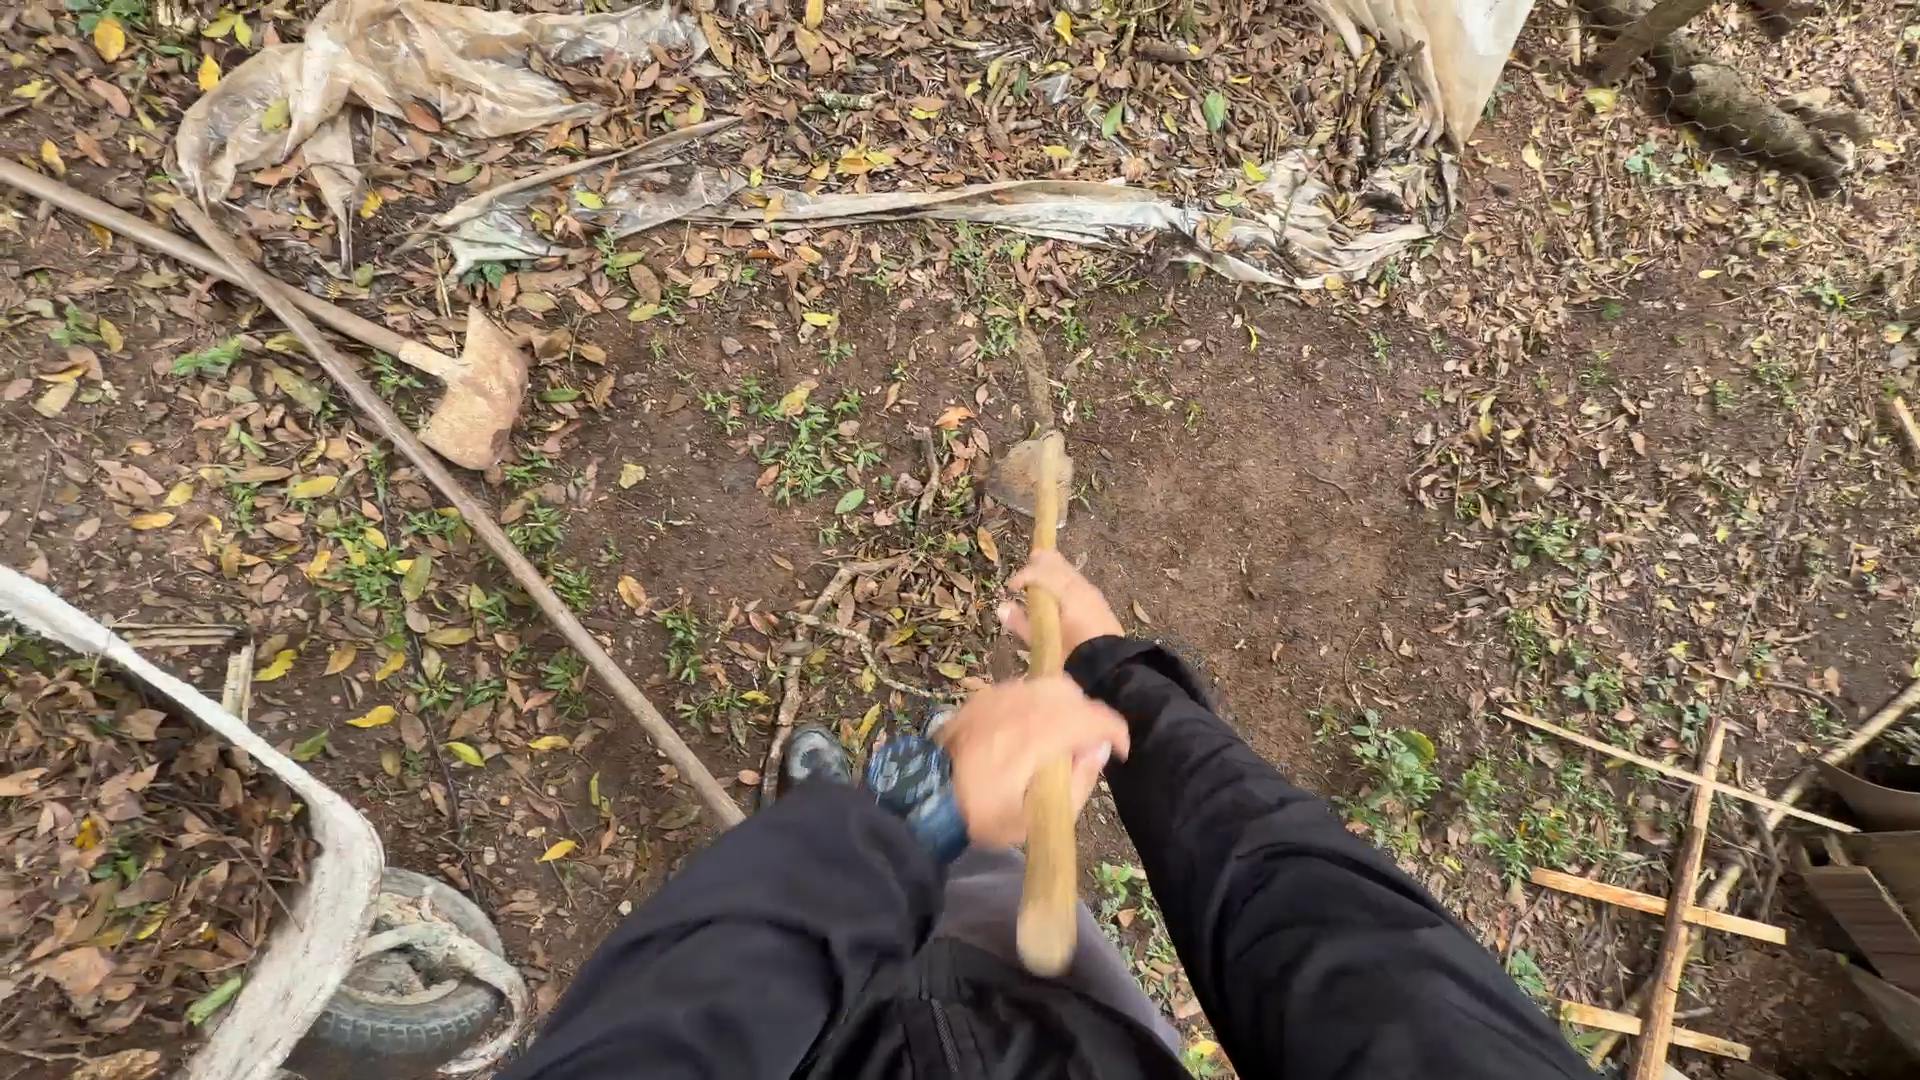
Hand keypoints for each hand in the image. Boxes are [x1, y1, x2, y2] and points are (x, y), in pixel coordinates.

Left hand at [936, 676, 1129, 846]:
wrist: (926, 793)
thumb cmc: (983, 813)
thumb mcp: (1037, 818)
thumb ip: (1078, 781)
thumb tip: (1099, 749)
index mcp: (1037, 735)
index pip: (1093, 716)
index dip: (1116, 731)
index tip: (1119, 752)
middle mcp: (1021, 705)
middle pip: (1072, 692)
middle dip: (1088, 715)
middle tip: (1085, 745)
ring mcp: (999, 695)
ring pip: (1048, 684)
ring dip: (1064, 705)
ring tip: (1059, 736)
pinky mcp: (984, 695)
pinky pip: (1024, 687)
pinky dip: (1038, 702)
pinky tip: (1031, 729)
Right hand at [997, 549, 1124, 657]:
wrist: (1108, 665)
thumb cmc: (1071, 653)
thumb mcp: (1043, 640)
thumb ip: (1022, 623)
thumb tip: (1002, 607)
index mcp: (1066, 593)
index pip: (1041, 574)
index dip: (1024, 576)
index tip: (1011, 587)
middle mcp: (1079, 587)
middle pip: (1057, 565)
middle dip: (1040, 563)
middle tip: (1026, 566)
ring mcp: (1091, 592)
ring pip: (1068, 571)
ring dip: (1052, 570)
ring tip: (1038, 573)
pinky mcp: (1097, 600)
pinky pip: (1076, 581)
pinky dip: (1063, 580)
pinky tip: (1057, 589)